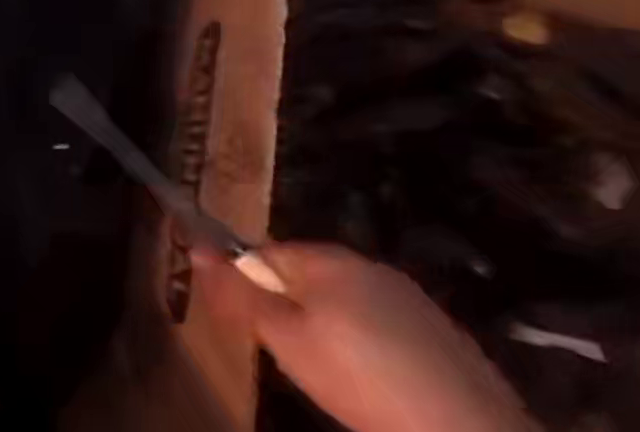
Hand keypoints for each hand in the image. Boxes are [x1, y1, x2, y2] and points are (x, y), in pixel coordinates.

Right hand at [194, 243, 534, 431]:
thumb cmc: (362, 379)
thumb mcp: (284, 339)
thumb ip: (238, 292)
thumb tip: (195, 246)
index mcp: (329, 258)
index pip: (266, 253)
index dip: (251, 287)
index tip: (255, 328)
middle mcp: (370, 266)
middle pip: (306, 279)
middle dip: (291, 312)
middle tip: (293, 358)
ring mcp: (413, 302)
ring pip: (346, 307)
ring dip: (331, 333)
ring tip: (337, 380)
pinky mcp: (445, 339)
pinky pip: (385, 332)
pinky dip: (372, 353)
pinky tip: (380, 392)